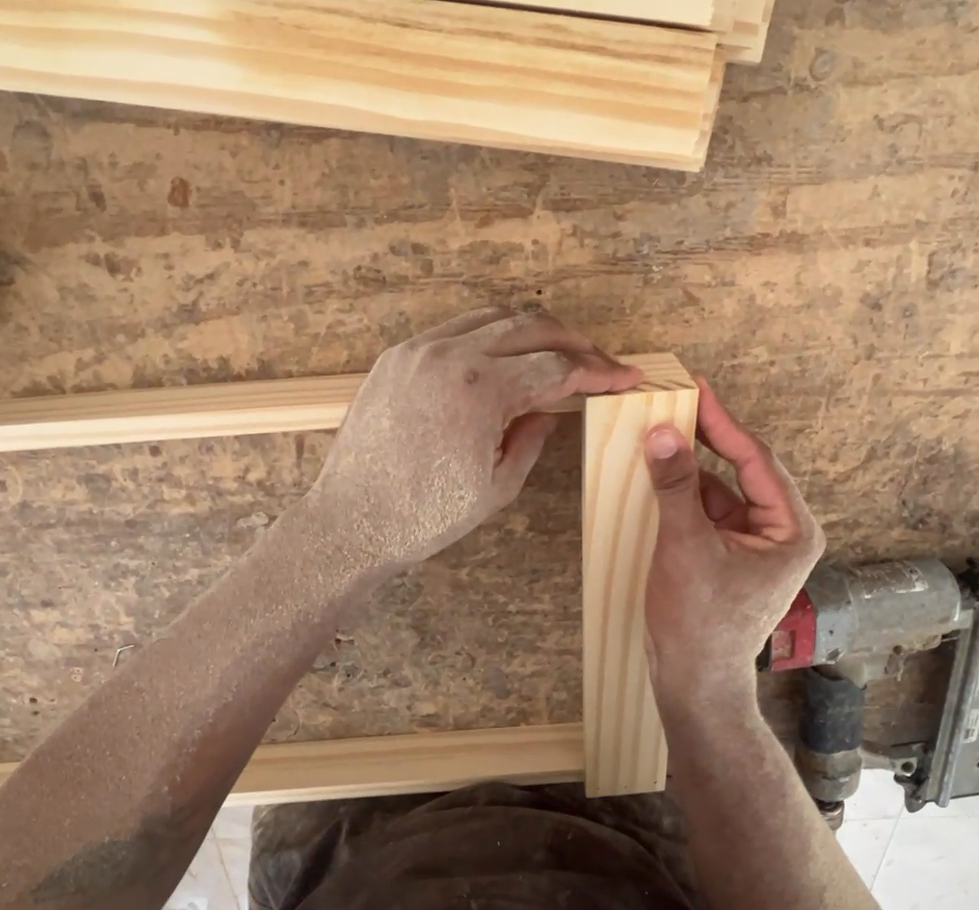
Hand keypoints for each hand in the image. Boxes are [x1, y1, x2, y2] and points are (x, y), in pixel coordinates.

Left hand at [301, 308, 642, 569]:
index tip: (626, 377)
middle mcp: (449, 356)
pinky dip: (491, 336)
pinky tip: (506, 357)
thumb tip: (550, 412)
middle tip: (599, 365)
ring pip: (494, 318)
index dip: (598, 372)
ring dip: (534, 332)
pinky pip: (456, 329)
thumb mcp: (497, 487)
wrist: (352, 521)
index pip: (557, 365)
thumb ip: (532, 440)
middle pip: (532, 326)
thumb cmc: (424, 516)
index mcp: (479, 390)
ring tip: (558, 355)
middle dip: (575, 343)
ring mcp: (419, 350)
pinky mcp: (397, 357)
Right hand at [643, 379, 824, 704]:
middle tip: (676, 406)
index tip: (697, 390)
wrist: (694, 683)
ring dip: (689, 472)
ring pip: (721, 493)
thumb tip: (662, 432)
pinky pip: (707, 515)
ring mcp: (754, 547)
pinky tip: (657, 482)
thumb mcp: (685, 546)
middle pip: (742, 472)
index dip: (724, 423)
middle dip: (707, 443)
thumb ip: (675, 486)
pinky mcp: (729, 559)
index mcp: (792, 530)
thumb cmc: (700, 623)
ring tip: (657, 440)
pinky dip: (683, 499)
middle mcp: (781, 534)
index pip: (758, 461)